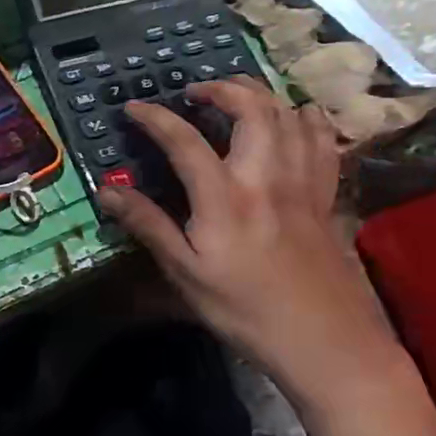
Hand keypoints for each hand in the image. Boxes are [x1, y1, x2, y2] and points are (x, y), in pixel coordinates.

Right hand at [96, 76, 399, 398]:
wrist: (329, 346)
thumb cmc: (247, 312)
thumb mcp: (185, 273)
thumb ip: (148, 225)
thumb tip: (106, 191)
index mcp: (225, 198)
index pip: (184, 140)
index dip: (155, 118)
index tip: (133, 108)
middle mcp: (267, 178)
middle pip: (252, 110)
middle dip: (221, 89)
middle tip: (195, 92)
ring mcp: (303, 185)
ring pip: (290, 117)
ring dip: (262, 95)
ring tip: (238, 95)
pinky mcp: (327, 199)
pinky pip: (324, 143)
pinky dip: (308, 119)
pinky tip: (298, 115)